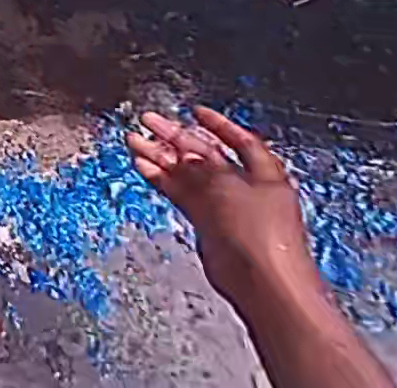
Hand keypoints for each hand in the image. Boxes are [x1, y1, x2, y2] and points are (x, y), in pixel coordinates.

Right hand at [124, 106, 319, 307]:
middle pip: (204, 154)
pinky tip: (141, 165)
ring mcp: (223, 206)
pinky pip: (179, 192)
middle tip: (148, 120)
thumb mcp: (227, 184)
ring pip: (186, 173)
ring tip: (133, 140)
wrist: (263, 285)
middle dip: (175, 137)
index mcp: (263, 175)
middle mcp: (243, 188)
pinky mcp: (205, 223)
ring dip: (160, 156)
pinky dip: (160, 178)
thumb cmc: (260, 233)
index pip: (240, 141)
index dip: (218, 124)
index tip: (196, 111)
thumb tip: (185, 154)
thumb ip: (202, 166)